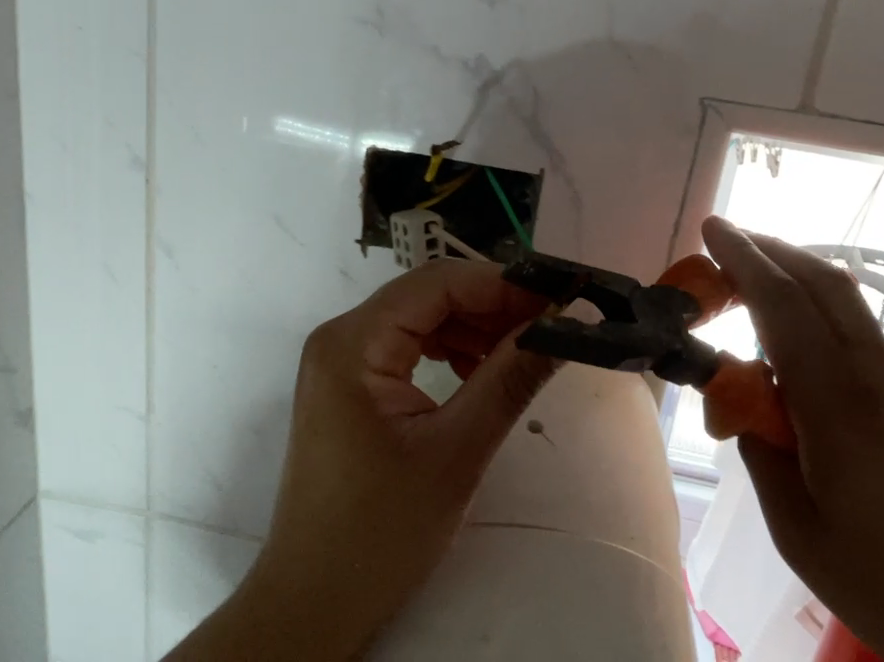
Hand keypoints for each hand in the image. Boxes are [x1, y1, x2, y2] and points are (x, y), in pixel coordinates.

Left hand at [166, 260, 559, 660]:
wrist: (316, 600)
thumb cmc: (382, 531)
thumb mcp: (457, 451)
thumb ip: (511, 378)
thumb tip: (567, 324)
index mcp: (353, 343)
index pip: (437, 284)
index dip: (502, 284)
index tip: (561, 297)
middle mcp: (341, 338)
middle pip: (428, 297)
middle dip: (492, 306)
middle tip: (553, 324)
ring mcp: (341, 362)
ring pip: (421, 320)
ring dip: (475, 329)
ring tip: (525, 352)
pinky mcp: (350, 387)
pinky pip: (408, 348)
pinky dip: (451, 353)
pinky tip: (484, 372)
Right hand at [700, 216, 883, 661]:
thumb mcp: (804, 536)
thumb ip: (765, 458)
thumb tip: (750, 413)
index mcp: (843, 407)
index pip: (784, 305)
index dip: (744, 259)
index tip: (712, 229)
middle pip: (828, 285)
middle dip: (775, 252)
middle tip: (731, 245)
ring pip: (854, 316)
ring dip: (804, 293)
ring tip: (762, 313)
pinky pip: (875, 354)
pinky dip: (832, 339)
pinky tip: (819, 385)